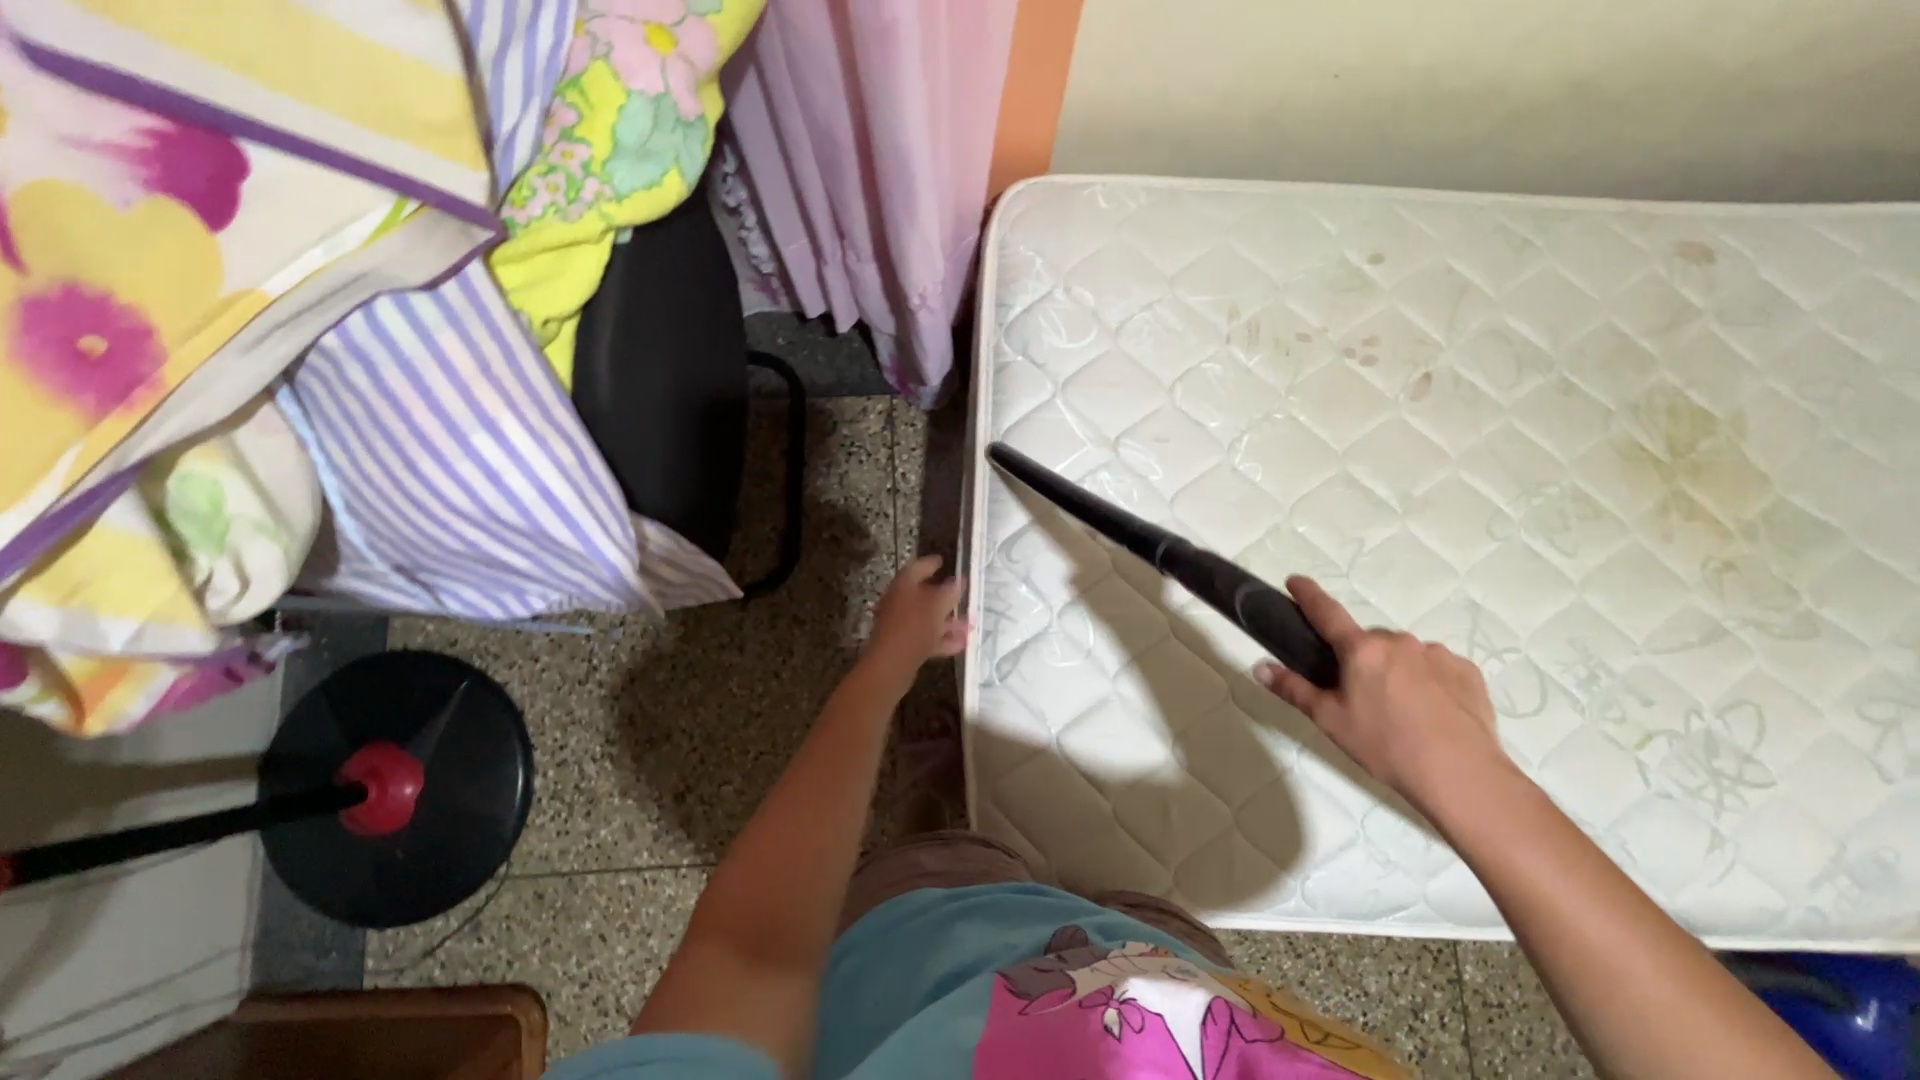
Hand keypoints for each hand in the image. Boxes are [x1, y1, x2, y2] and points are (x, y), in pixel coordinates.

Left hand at [864, 556, 967, 673]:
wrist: (891, 663)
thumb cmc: (915, 626)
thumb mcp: (938, 604)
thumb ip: (950, 591)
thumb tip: (959, 581)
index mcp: (904, 584)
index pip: (918, 567)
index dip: (931, 563)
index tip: (943, 560)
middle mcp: (899, 601)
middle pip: (923, 594)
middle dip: (945, 598)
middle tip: (963, 597)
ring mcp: (900, 624)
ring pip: (927, 618)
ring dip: (948, 621)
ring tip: (969, 625)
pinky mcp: (903, 644)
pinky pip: (926, 636)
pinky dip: (942, 638)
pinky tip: (960, 644)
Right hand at [1254, 576, 1509, 808]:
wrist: (1460, 773)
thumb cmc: (1385, 745)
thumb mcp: (1330, 720)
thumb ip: (1293, 689)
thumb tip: (1259, 666)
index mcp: (1361, 649)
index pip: (1326, 613)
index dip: (1308, 595)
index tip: (1295, 581)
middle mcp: (1399, 641)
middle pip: (1369, 642)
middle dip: (1360, 659)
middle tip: (1359, 695)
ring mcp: (1437, 654)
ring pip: (1404, 655)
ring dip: (1395, 671)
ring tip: (1400, 710)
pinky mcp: (1467, 671)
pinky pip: (1437, 668)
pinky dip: (1428, 682)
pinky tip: (1431, 712)